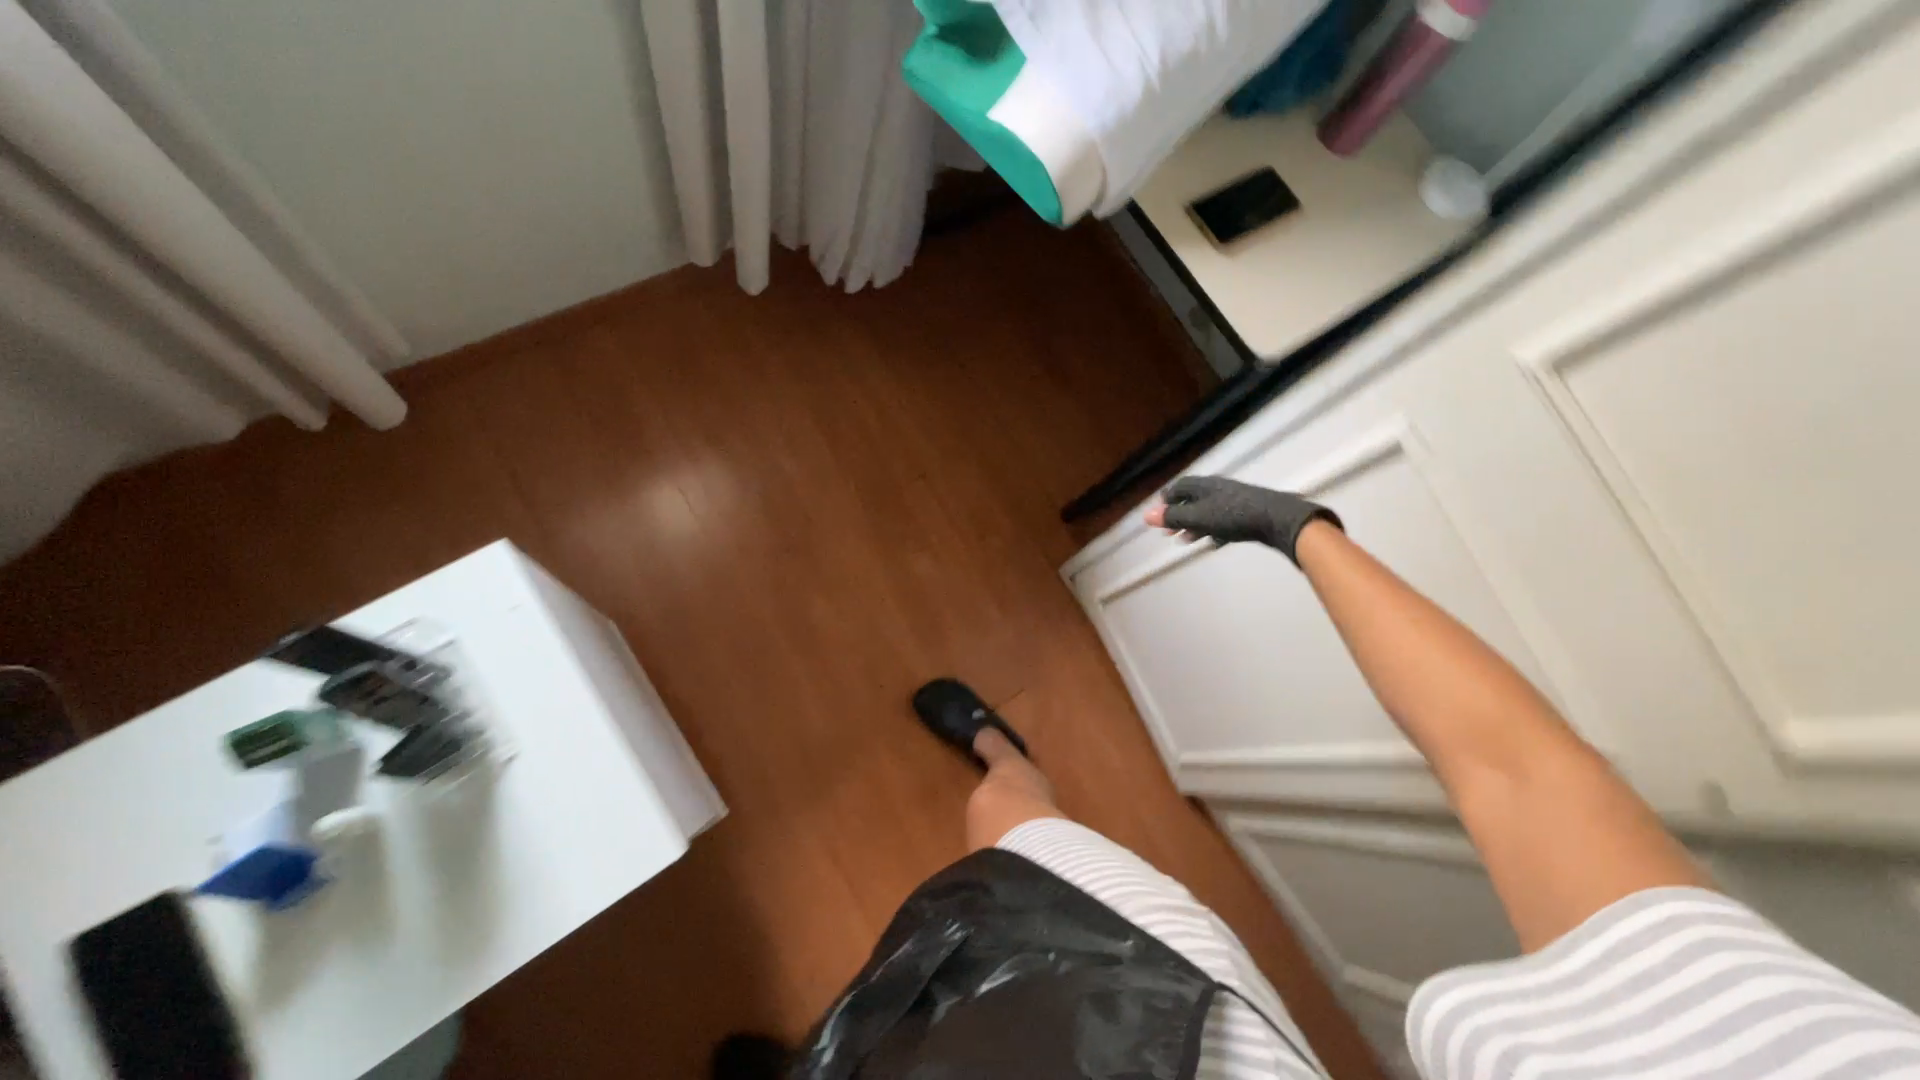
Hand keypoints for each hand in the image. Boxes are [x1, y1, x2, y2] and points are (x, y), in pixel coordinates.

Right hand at [1145, 476, 1341, 565]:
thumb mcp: (1200, 517)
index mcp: (1205, 486)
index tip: (1158, 514)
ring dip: (1195, 526)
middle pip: (1193, 500)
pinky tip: (1213, 543)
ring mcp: (1235, 500)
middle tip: (1168, 532)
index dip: (1167, 500)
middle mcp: (1218, 489)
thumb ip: (1174, 518)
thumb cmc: (1235, 516)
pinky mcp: (1248, 513)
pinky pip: (1225, 521)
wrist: (1278, 519)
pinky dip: (1215, 531)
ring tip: (1186, 541)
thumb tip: (1145, 516)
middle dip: (1179, 516)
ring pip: (1208, 512)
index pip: (1179, 487)